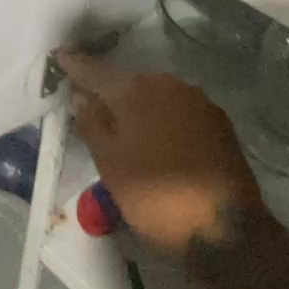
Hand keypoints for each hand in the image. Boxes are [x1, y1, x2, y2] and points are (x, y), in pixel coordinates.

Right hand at [59, 52, 267, 255]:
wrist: (228, 232)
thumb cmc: (156, 197)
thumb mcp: (110, 165)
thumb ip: (92, 124)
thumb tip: (81, 96)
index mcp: (136, 90)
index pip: (96, 72)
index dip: (76, 66)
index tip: (60, 56)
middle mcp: (168, 84)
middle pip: (129, 82)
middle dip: (109, 91)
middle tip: (90, 102)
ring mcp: (198, 101)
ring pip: (156, 96)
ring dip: (139, 106)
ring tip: (124, 126)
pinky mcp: (219, 122)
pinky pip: (179, 111)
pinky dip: (163, 119)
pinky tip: (158, 139)